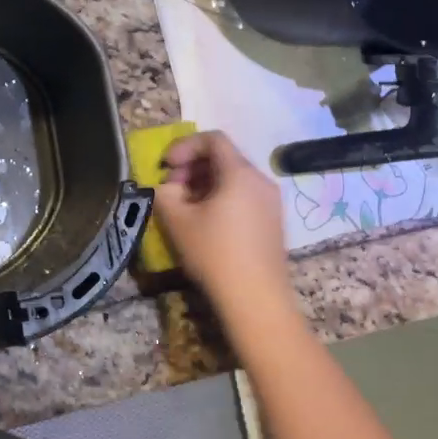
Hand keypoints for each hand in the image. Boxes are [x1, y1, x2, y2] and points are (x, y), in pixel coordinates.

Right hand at [153, 131, 296, 325]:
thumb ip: (165, 192)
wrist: (256, 299)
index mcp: (240, 173)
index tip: (166, 167)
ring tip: (186, 208)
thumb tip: (168, 187)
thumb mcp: (176, 219)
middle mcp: (261, 180)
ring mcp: (271, 202)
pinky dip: (221, 197)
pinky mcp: (273, 222)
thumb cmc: (214, 253)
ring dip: (204, 183)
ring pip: (233, 177)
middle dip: (192, 167)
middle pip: (223, 157)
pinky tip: (207, 223)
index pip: (212, 139)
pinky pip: (244, 195)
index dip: (184, 146)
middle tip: (172, 189)